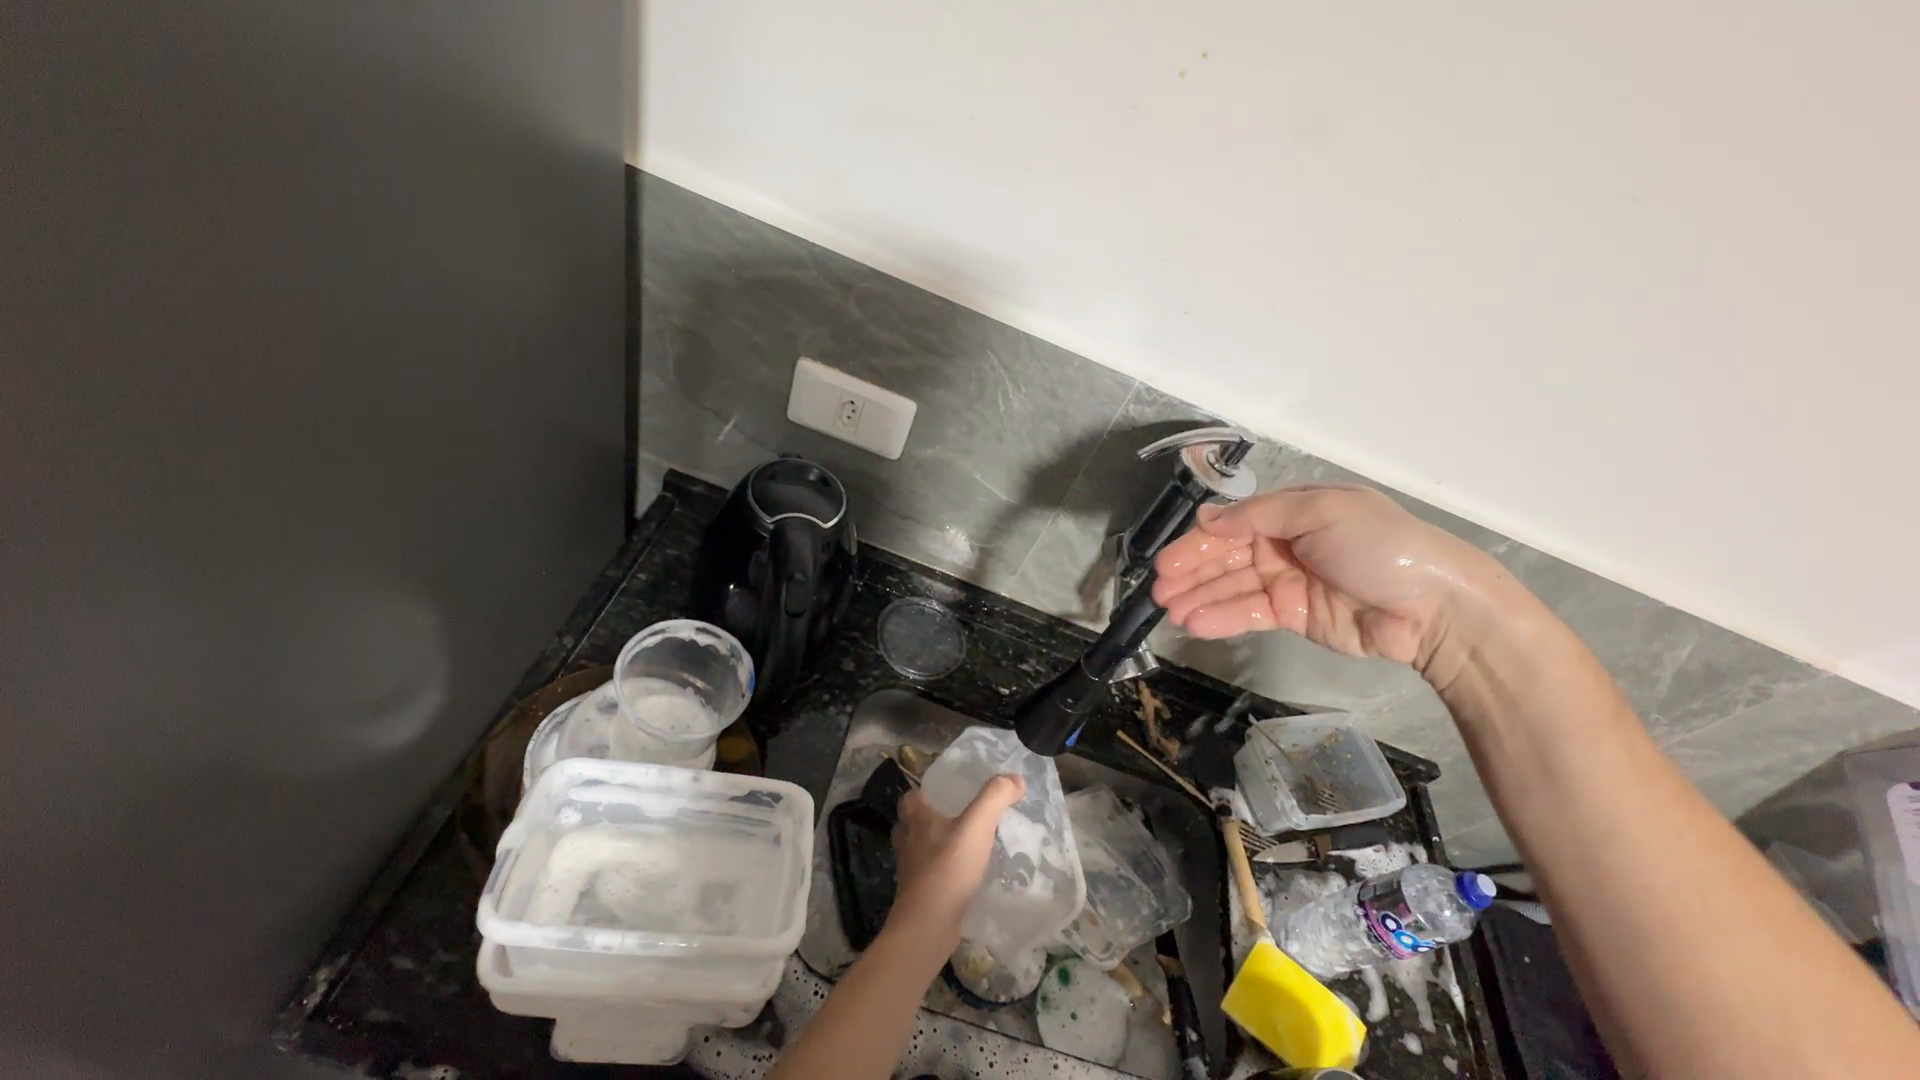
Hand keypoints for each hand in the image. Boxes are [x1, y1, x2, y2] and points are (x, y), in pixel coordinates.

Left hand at [889, 774, 1025, 938]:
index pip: (912, 795)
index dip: (927, 791)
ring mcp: (909, 869)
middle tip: (959, 818)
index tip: (950, 792)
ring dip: (935, 845)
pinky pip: (928, 873)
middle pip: (913, 821)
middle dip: (931, 818)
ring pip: (919, 848)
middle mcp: (907, 840)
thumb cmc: (949, 868)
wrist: (929, 924)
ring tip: (963, 845)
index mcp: (915, 818)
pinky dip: (941, 870)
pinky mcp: (917, 892)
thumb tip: (1015, 778)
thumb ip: (995, 797)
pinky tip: (962, 875)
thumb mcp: (977, 825)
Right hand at [1151, 485, 1510, 683]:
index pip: (1234, 524)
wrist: (1433, 608)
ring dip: (1199, 597)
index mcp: (1294, 512)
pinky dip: (1222, 618)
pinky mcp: (1295, 616)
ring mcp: (1289, 581)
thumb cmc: (1378, 545)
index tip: (1167, 561)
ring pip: (1233, 587)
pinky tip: (1196, 623)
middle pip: (1227, 557)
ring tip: (1168, 611)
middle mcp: (1286, 543)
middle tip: (1158, 591)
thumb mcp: (1321, 511)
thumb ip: (1259, 515)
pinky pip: (1250, 614)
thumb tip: (1206, 519)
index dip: (1199, 542)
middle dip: (1191, 572)